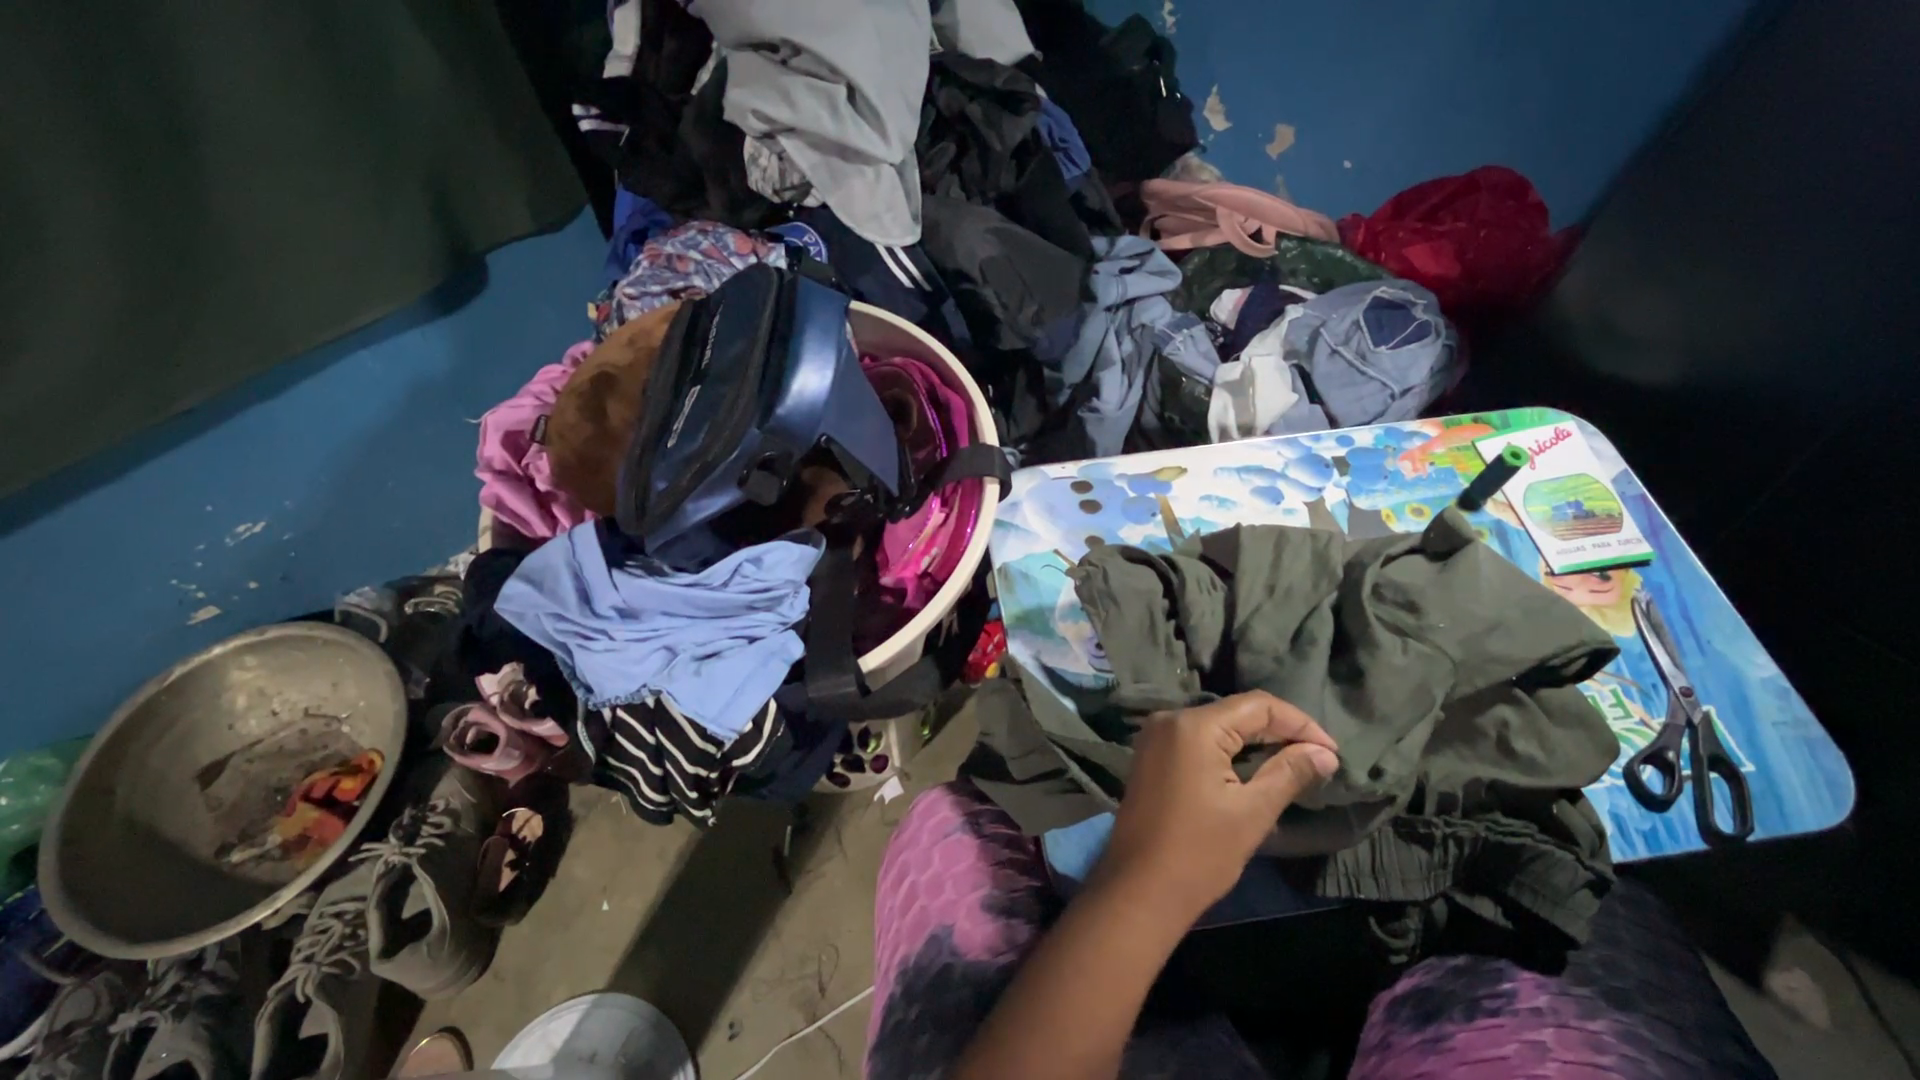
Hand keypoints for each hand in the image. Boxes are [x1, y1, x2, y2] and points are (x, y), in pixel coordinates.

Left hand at [1090, 691, 1339, 925]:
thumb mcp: (1252, 812)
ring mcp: (1156, 736)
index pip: (1258, 705)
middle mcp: (1170, 719)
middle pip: (1237, 712)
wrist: (1139, 889)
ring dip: (1256, 742)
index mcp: (1194, 726)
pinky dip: (1229, 751)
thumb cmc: (1199, 853)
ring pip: (1219, 726)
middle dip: (1280, 731)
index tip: (1332, 752)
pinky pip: (1199, 741)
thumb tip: (1325, 753)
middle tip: (1319, 758)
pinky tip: (1256, 770)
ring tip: (1295, 764)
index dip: (1301, 723)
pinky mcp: (1151, 756)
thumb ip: (1289, 773)